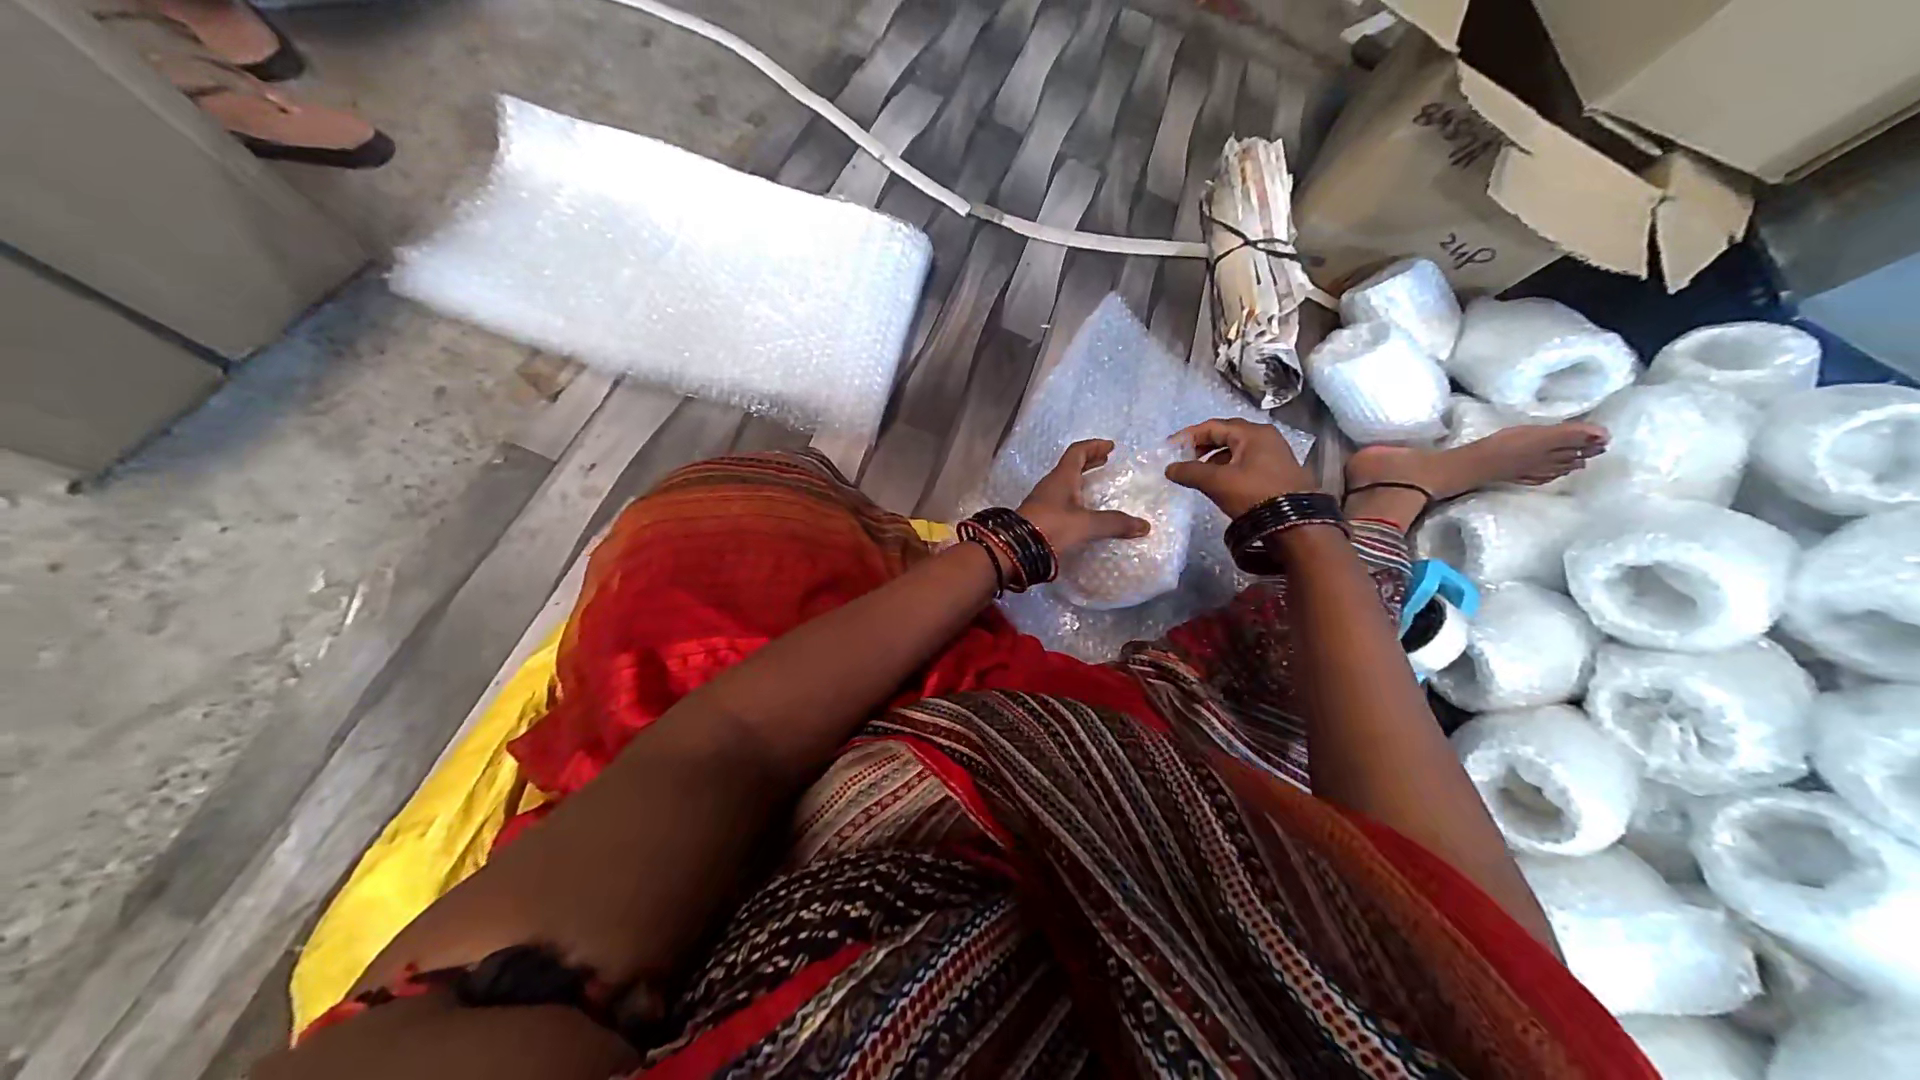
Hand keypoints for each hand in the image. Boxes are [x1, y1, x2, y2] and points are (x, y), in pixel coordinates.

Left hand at [1016, 439, 1150, 552]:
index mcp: (1062, 477)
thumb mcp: (1087, 524)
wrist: (1016, 547)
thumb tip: (1144, 526)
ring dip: (1080, 478)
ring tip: (1095, 483)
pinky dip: (1073, 495)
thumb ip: (1115, 523)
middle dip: (1089, 461)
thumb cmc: (1052, 526)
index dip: (1094, 446)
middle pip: (1070, 465)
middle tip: (1104, 461)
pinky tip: (1080, 509)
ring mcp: (1042, 499)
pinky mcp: (1039, 515)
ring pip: (1064, 482)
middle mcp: (1051, 484)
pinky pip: (1059, 497)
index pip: (1078, 452)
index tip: (1110, 446)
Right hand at [1165, 418, 1315, 517]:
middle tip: (1183, 457)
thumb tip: (1170, 468)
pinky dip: (1228, 466)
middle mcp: (1265, 437)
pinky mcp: (1277, 471)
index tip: (1169, 448)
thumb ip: (1190, 472)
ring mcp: (1274, 453)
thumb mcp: (1217, 482)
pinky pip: (1246, 461)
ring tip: (1198, 472)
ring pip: (1236, 449)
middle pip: (1226, 435)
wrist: (1296, 523)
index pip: (1213, 426)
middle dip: (1202, 445)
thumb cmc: (1254, 495)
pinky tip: (1220, 481)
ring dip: (1214, 457)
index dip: (1188, 436)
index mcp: (1252, 433)